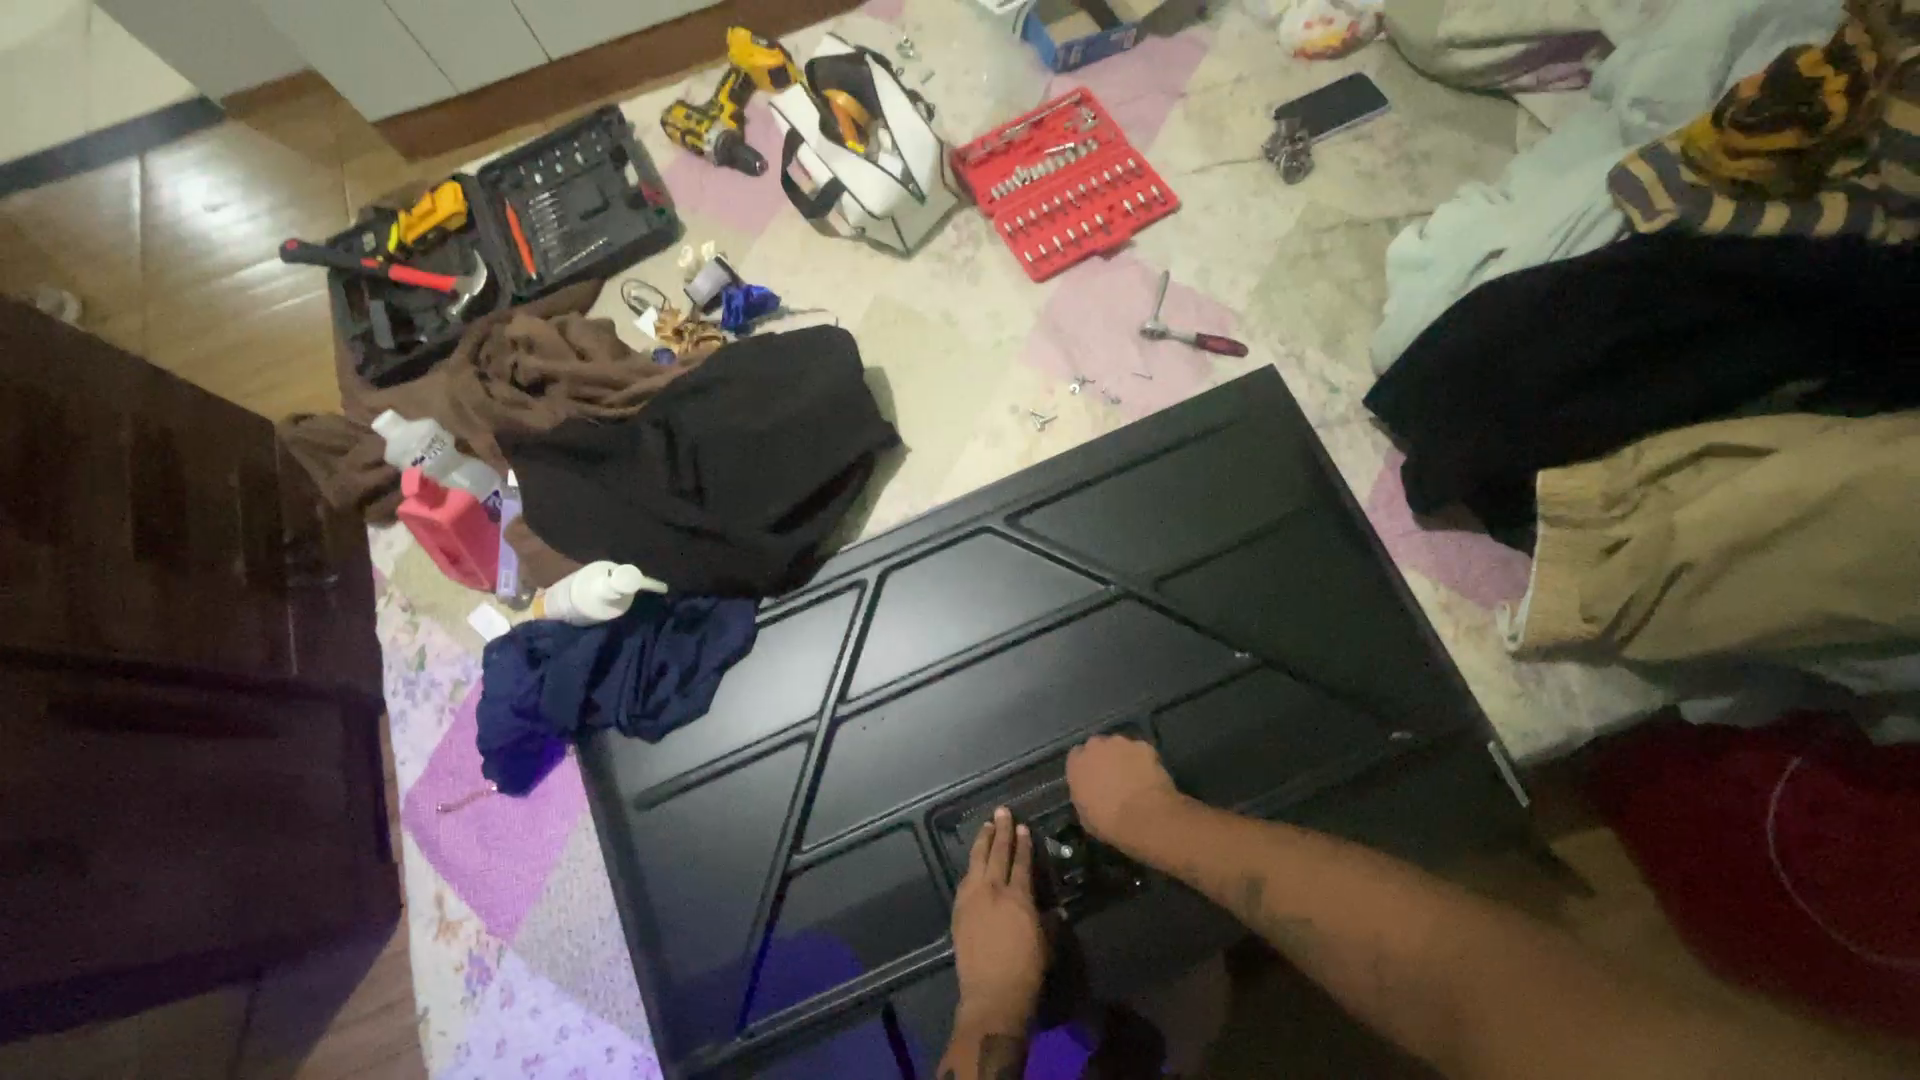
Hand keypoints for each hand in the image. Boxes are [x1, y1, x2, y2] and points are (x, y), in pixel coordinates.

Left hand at [950, 807, 1045, 1034]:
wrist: (992, 995)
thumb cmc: (1026, 971)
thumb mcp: (1046, 943)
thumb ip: (1049, 921)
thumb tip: (1056, 909)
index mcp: (1019, 896)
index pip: (1022, 861)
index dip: (1023, 843)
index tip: (1023, 826)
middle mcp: (993, 890)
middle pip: (997, 853)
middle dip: (1001, 831)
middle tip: (1001, 812)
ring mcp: (972, 899)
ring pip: (976, 861)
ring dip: (982, 843)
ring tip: (986, 827)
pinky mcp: (959, 911)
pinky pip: (965, 880)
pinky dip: (971, 867)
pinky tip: (973, 864)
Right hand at [1067, 734, 1180, 846]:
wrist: (1143, 818)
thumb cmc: (1108, 822)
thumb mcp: (1085, 815)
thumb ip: (1084, 796)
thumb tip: (1090, 794)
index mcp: (1077, 764)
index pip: (1076, 756)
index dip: (1085, 767)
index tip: (1092, 779)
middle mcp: (1095, 747)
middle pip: (1097, 746)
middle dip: (1104, 758)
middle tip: (1113, 777)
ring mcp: (1121, 743)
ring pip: (1120, 746)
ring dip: (1123, 757)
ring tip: (1133, 776)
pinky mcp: (1144, 746)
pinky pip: (1141, 752)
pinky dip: (1144, 761)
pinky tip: (1149, 777)